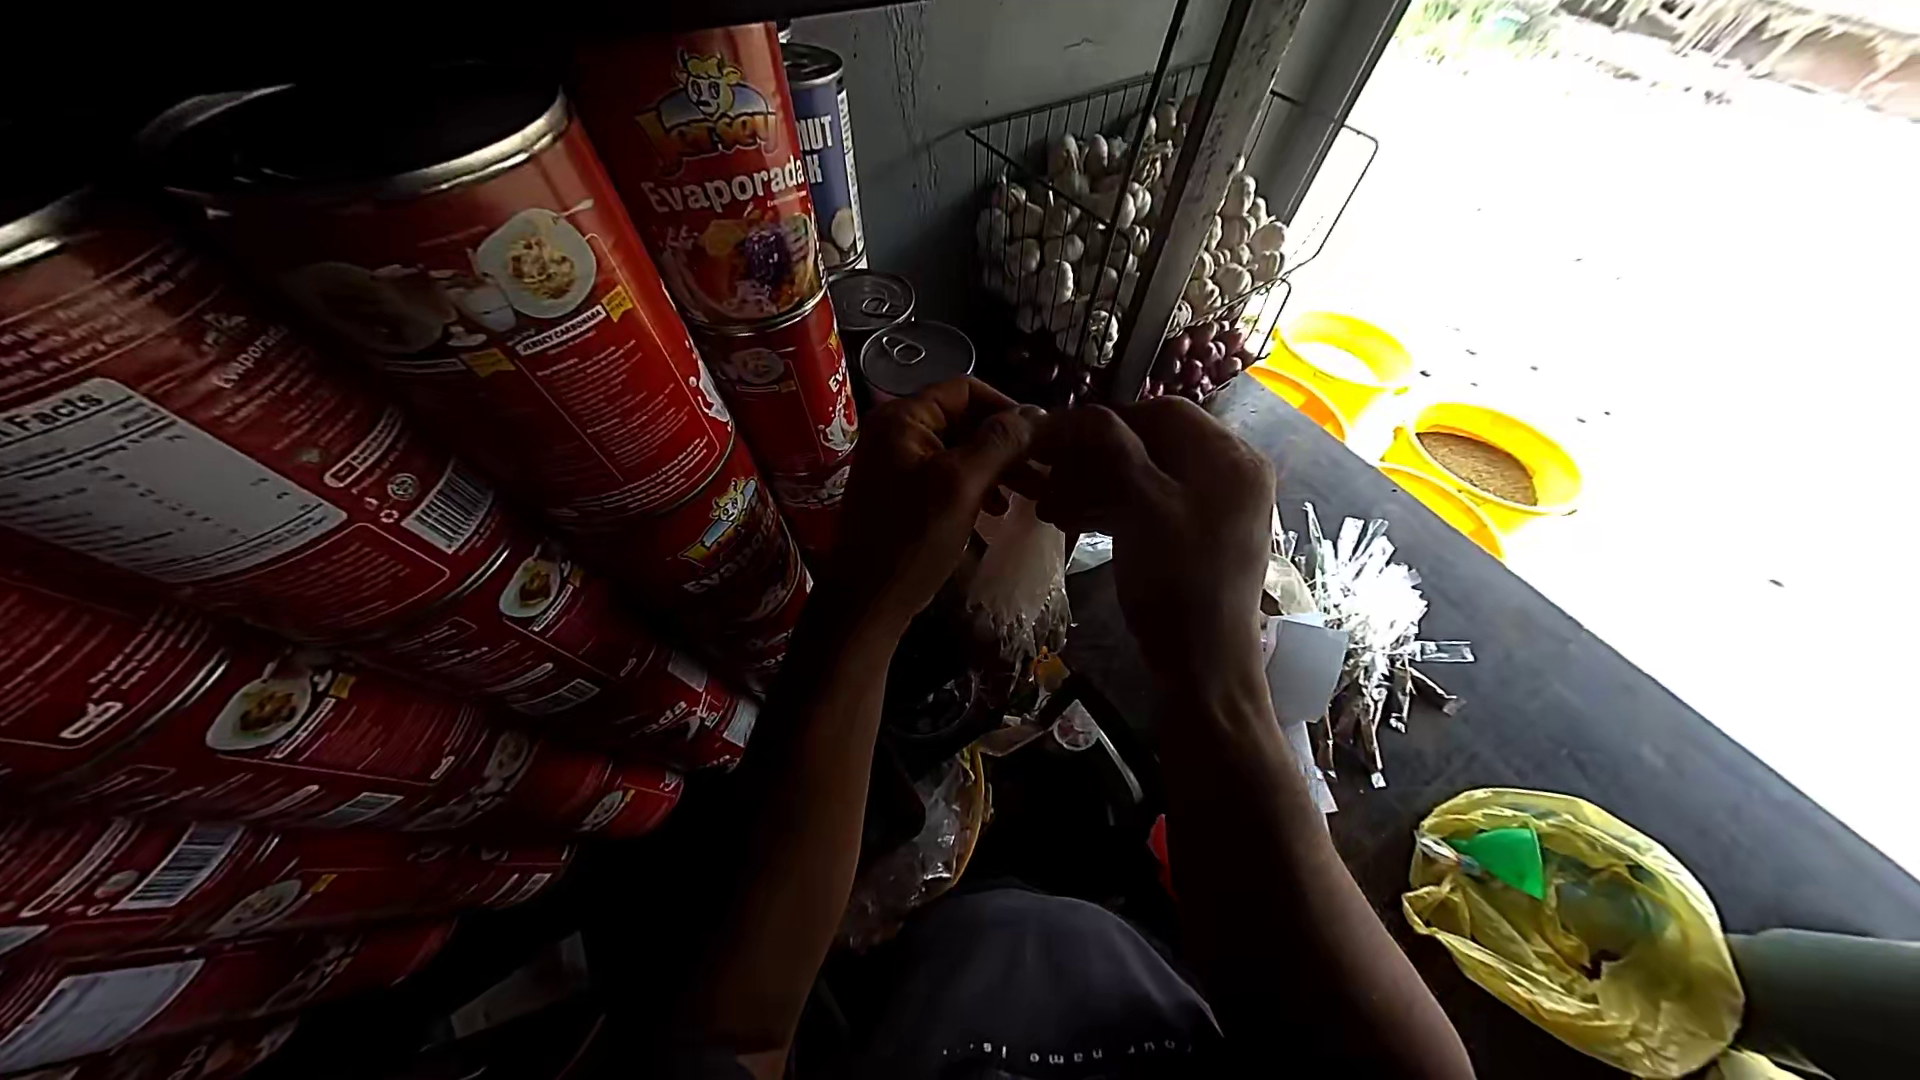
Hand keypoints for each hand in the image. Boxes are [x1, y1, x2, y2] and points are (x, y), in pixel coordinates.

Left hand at [825, 378, 1045, 635]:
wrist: (868, 601)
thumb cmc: (912, 539)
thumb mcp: (961, 486)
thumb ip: (999, 443)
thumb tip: (1036, 413)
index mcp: (903, 418)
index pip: (965, 389)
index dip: (1007, 407)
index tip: (1041, 436)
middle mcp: (897, 432)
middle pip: (964, 420)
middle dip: (1006, 443)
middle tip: (1044, 469)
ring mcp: (897, 464)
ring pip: (959, 451)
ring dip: (997, 467)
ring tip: (1032, 492)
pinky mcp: (903, 493)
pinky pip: (948, 476)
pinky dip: (977, 486)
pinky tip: (998, 508)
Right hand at [1034, 397, 1273, 680]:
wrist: (1201, 665)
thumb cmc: (1178, 584)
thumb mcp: (1143, 510)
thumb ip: (1115, 452)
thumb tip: (1083, 413)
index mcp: (1231, 459)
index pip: (1165, 413)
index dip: (1109, 421)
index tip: (1061, 442)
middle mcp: (1228, 473)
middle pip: (1151, 445)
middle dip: (1094, 460)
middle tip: (1049, 483)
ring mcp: (1210, 505)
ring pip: (1142, 476)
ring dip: (1094, 486)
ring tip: (1051, 509)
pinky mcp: (1191, 532)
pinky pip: (1146, 503)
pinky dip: (1109, 507)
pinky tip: (1072, 520)